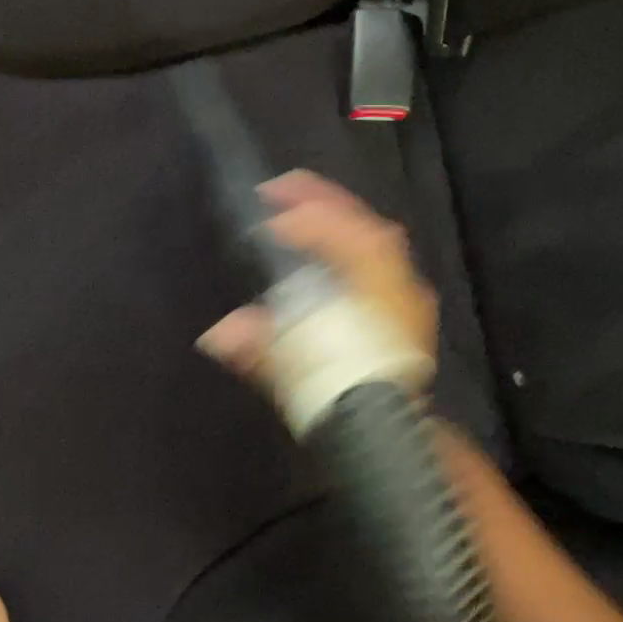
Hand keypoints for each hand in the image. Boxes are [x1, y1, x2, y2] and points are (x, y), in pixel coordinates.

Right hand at [195, 169, 437, 384]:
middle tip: (281, 187)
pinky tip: (326, 249)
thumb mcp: (298, 374)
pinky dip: (349, 245)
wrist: (387, 434)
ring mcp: (405, 298)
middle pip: (364, 229)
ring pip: (374, 242)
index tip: (272, 221)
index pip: (348, 244)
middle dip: (323, 203)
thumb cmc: (344, 398)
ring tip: (301, 207)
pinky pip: (378, 260)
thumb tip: (217, 333)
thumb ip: (261, 349)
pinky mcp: (403, 310)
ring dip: (338, 221)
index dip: (312, 223)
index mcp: (377, 298)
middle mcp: (397, 288)